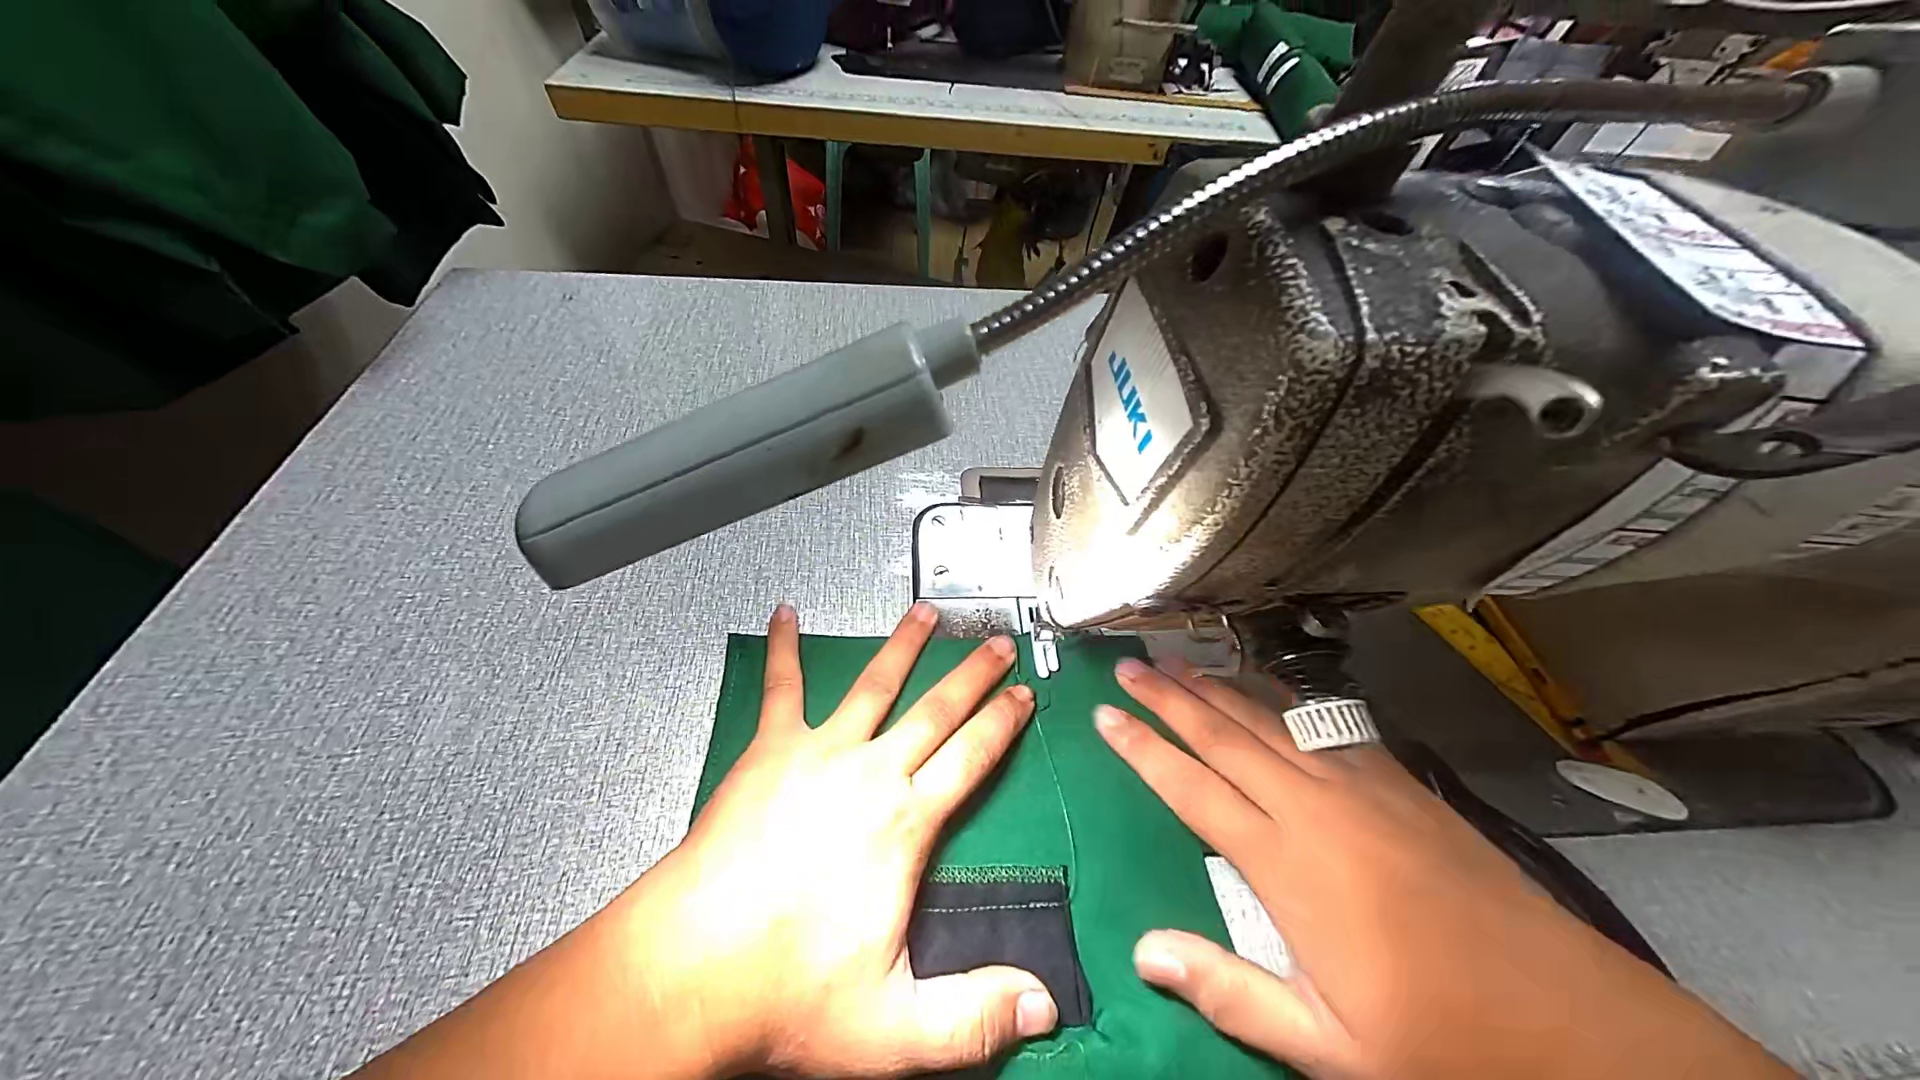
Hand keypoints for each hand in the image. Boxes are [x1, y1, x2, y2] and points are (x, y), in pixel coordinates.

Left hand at [350, 603, 1051, 1079]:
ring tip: (926, 613)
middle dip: (972, 675)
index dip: (1002, 725)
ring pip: (874, 686)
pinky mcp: (768, 751)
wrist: (686, 970)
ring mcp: (817, 754)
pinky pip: (781, 688)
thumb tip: (1047, 1007)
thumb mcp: (893, 1028)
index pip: (971, 759)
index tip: (1023, 696)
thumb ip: (973, 1016)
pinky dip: (784, 648)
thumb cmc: (787, 994)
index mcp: (905, 823)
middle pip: (935, 710)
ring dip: (903, 647)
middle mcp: (869, 774)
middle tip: (997, 643)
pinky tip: (783, 613)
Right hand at [1095, 658, 1793, 1079]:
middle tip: (1127, 667)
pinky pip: (1323, 725)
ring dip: (1216, 687)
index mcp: (1286, 864)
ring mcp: (1360, 787)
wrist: (1579, 1025)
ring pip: (1267, 720)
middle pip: (1222, 736)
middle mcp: (1313, 808)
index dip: (1142, 748)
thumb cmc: (1442, 1040)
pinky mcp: (1398, 784)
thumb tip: (1144, 952)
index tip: (1105, 715)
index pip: (1191, 789)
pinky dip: (1281, 701)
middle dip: (1167, 698)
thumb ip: (1230, 992)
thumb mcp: (1331, 1045)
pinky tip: (1266, 691)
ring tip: (1176, 661)